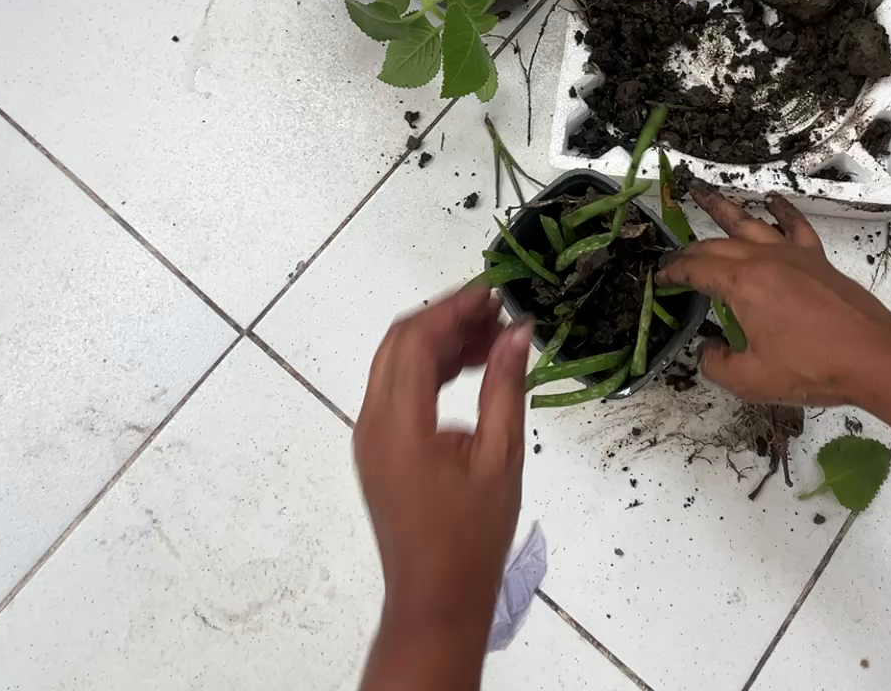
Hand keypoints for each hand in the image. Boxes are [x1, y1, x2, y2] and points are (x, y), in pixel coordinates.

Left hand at [354, 287, 532, 634]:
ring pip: (398, 362)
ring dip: (441, 341)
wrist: (437, 597)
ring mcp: (372, 434)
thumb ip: (505, 385)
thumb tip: (519, 330)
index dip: (452, 308)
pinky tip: (472, 366)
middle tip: (496, 311)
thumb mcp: (500, 455)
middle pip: (399, 343)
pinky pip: (400, 387)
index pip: (415, 341)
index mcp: (398, 424)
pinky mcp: (380, 445)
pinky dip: (433, 367)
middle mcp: (373, 422)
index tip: (493, 293)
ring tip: (494, 337)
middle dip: (446, 318)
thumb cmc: (473, 533)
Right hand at [657, 191, 890, 406]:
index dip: (674, 272)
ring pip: (749, 222)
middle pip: (716, 245)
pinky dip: (782, 210)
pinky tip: (772, 200)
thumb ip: (717, 364)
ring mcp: (792, 254)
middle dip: (690, 250)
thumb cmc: (812, 368)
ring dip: (723, 207)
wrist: (873, 357)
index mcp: (742, 283)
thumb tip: (707, 351)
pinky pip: (795, 225)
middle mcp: (763, 259)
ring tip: (703, 193)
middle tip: (676, 257)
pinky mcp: (816, 258)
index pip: (696, 269)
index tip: (660, 277)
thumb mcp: (751, 380)